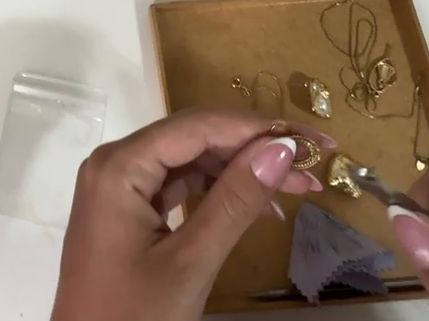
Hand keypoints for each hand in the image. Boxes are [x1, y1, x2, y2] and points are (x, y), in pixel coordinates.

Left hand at [50, 109, 332, 320]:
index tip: (312, 139)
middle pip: (192, 138)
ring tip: (295, 188)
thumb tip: (281, 149)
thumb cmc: (133, 318)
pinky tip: (254, 204)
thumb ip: (234, 202)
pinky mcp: (125, 208)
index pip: (196, 126)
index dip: (256, 127)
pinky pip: (176, 183)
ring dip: (239, 169)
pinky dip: (215, 191)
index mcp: (120, 164)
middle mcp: (115, 161)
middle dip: (253, 147)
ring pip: (188, 159)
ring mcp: (118, 184)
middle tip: (313, 166)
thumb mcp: (190, 262)